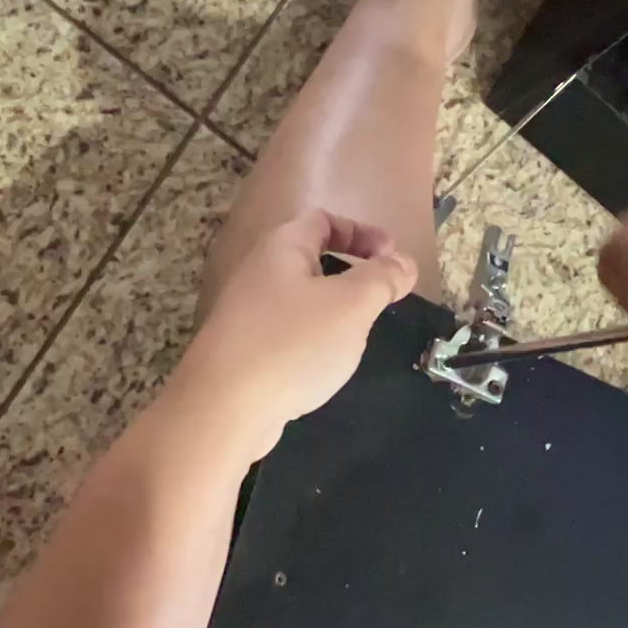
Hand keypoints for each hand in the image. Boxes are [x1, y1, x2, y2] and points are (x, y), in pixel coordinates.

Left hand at [167, 208, 417, 460]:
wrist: (224, 407)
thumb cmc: (292, 344)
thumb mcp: (351, 305)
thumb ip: (381, 280)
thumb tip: (403, 263)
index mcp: (282, 249)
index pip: (322, 220)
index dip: (361, 232)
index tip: (392, 259)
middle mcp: (258, 274)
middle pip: (310, 261)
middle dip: (349, 276)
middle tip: (378, 301)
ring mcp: (246, 316)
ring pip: (299, 302)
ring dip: (332, 314)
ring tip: (356, 338)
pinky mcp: (243, 352)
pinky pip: (285, 336)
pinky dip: (310, 344)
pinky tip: (322, 369)